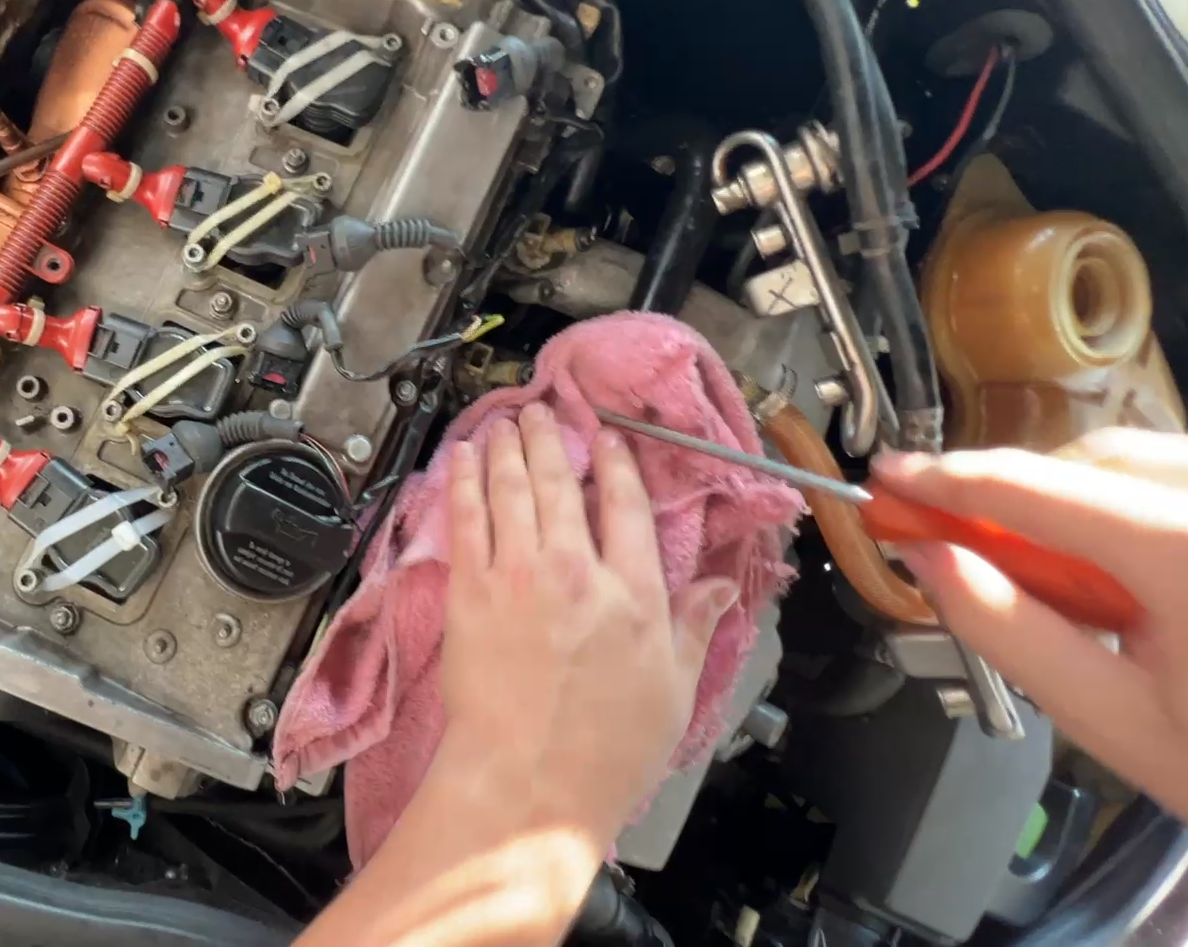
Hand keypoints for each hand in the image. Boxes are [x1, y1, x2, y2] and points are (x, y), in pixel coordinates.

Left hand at [436, 402, 738, 838]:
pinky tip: (462, 455)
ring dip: (506, 447)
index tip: (606, 438)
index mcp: (634, 592)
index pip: (627, 506)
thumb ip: (694, 622)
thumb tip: (725, 582)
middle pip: (562, 483)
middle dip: (552, 438)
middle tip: (543, 411)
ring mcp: (517, 573)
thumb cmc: (604, 745)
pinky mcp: (470, 587)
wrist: (528, 777)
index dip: (616, 463)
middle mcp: (575, 570)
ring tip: (505, 421)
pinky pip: (466, 517)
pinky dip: (463, 480)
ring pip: (511, 489)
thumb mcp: (673, 687)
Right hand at [874, 429, 1187, 833]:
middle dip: (1024, 490)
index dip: (944, 479)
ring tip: (1081, 571)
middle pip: (1104, 458)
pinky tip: (1150, 568)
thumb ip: (1001, 626)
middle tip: (974, 538)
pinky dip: (1151, 504)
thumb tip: (925, 554)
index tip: (888, 477)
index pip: (1035, 490)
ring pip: (1162, 461)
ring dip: (1089, 496)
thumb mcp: (1114, 720)